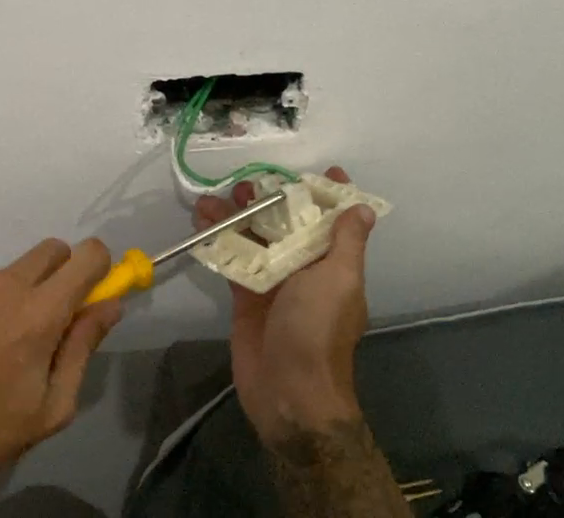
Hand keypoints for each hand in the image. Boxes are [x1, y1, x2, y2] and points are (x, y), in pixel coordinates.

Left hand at [0, 238, 122, 516]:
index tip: (94, 294)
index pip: (87, 255)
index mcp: (37, 313)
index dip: (100, 269)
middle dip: (63, 274)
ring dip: (22, 291)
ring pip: (15, 269)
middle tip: (52, 320)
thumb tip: (110, 303)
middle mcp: (3, 284)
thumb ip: (84, 346)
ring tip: (1, 341)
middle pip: (52, 250)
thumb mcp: (53, 405)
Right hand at [193, 166, 376, 446]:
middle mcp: (304, 269)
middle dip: (268, 200)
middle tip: (245, 186)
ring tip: (211, 201)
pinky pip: (231, 260)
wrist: (290, 393)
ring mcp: (273, 283)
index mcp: (332, 264)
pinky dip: (217, 241)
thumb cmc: (318, 331)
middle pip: (286, 225)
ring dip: (234, 216)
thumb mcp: (338, 280)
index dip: (331, 195)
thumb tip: (362, 208)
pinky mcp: (245, 297)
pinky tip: (201, 223)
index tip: (321, 170)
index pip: (335, 221)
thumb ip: (347, 242)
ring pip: (254, 238)